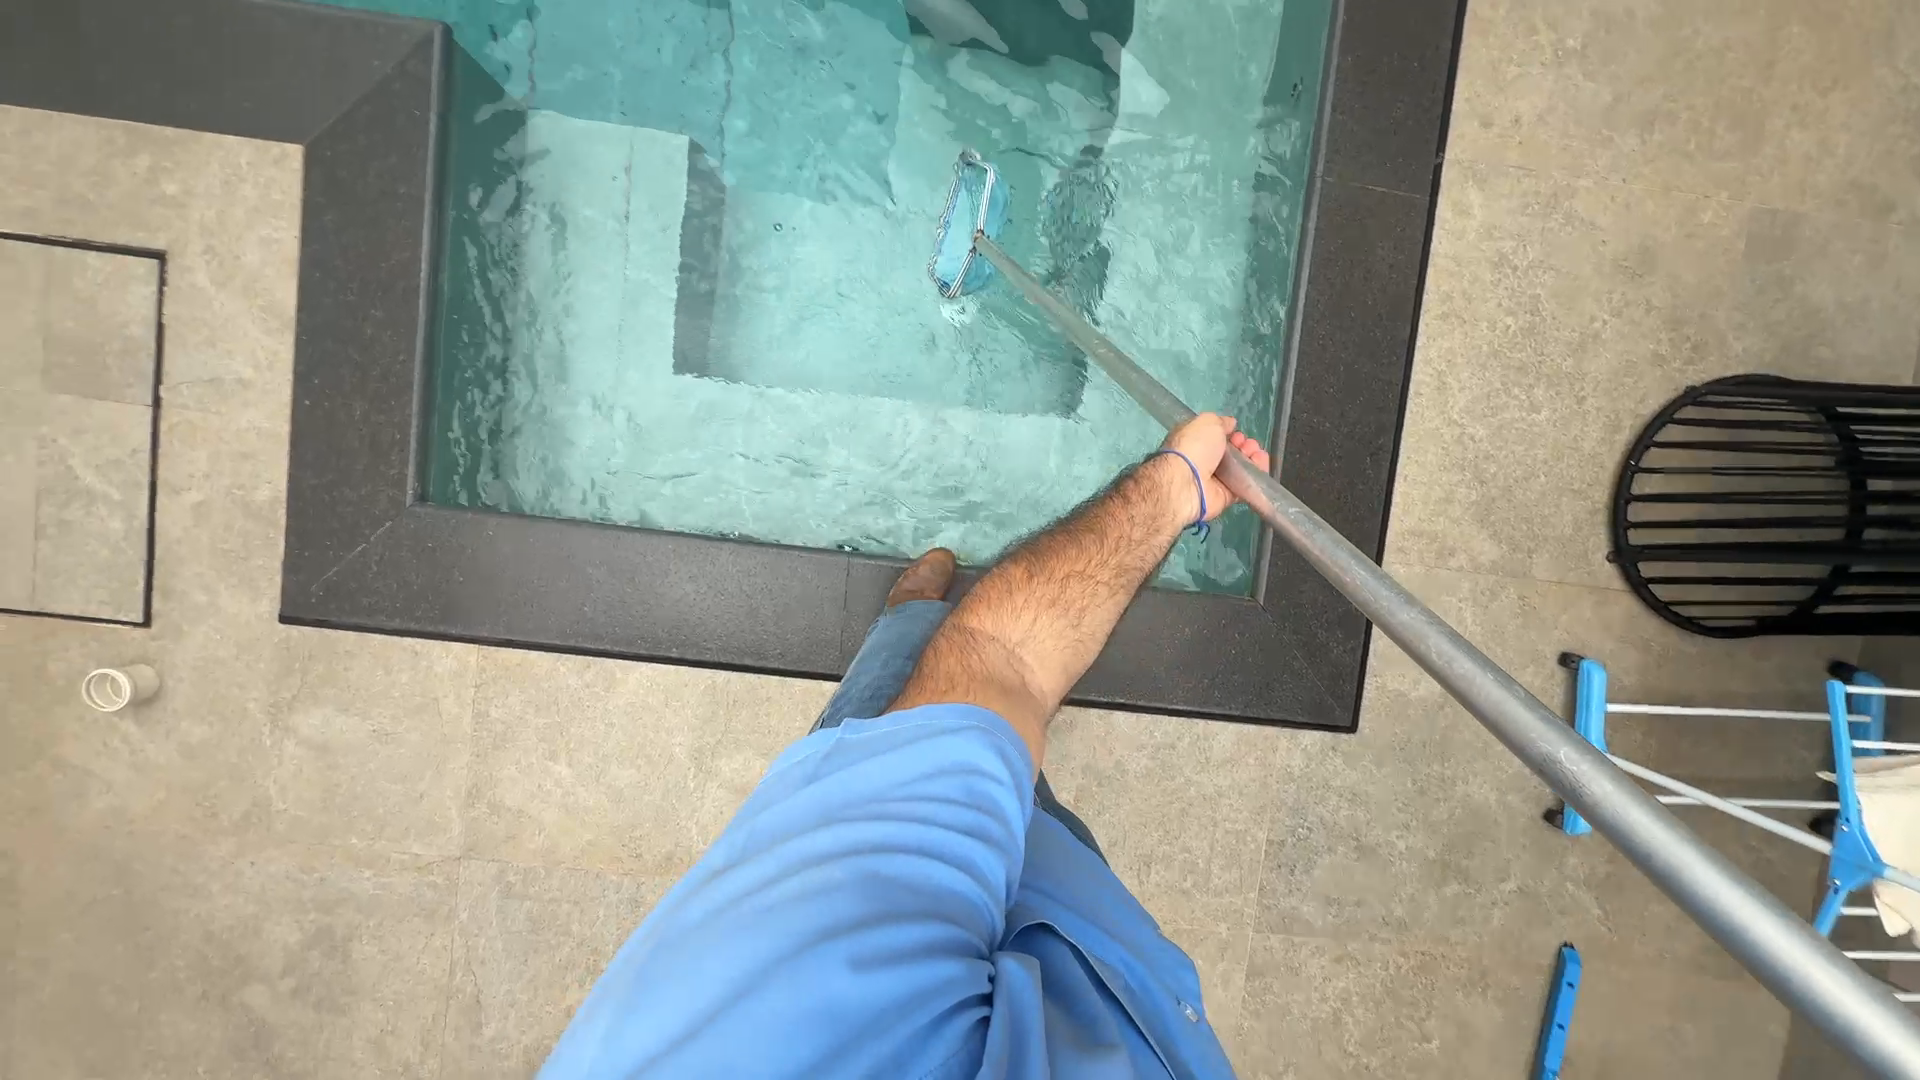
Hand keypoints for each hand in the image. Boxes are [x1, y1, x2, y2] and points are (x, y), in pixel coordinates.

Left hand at [1158, 413, 1271, 522]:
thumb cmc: (1193, 447)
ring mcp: (1215, 480)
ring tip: (1257, 453)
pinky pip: (1246, 484)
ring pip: (1241, 468)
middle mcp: (1204, 461)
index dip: (1230, 433)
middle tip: (1248, 444)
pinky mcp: (1226, 496)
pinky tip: (1261, 464)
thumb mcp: (1207, 423)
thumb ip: (1220, 422)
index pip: (1216, 438)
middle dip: (1244, 445)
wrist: (1186, 483)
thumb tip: (1230, 424)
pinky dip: (1257, 474)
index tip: (1237, 432)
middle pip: (1231, 453)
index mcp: (1194, 443)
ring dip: (1253, 457)